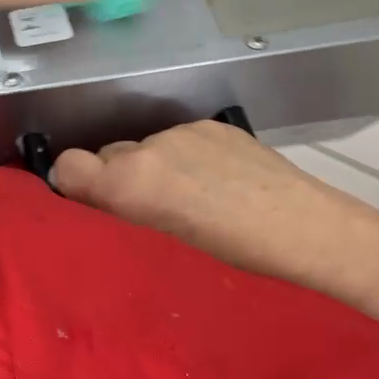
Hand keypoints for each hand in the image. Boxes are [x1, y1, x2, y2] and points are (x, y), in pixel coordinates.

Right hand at [49, 121, 378, 305]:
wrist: (310, 230)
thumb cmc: (234, 253)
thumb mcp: (161, 239)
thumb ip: (121, 209)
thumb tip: (94, 196)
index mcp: (130, 182)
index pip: (68, 165)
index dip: (72, 182)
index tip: (90, 203)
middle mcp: (149, 147)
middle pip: (107, 156)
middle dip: (119, 177)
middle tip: (149, 210)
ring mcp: (183, 132)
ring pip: (145, 148)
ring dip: (155, 167)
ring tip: (192, 198)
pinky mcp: (213, 125)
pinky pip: (178, 140)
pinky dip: (185, 157)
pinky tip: (216, 182)